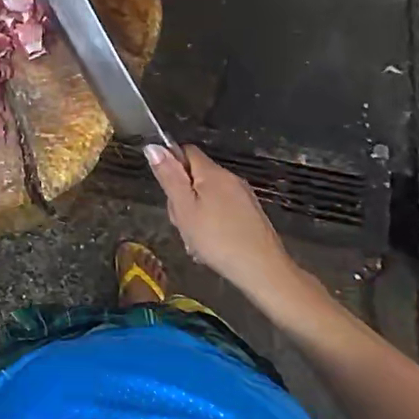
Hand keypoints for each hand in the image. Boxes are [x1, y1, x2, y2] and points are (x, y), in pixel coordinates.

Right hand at [146, 144, 302, 298]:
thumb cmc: (217, 239)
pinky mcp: (251, 215)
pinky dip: (211, 221)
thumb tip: (154, 146)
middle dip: (182, 194)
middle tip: (181, 219)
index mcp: (213, 173)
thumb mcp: (184, 207)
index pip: (185, 151)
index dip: (170, 165)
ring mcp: (244, 198)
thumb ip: (169, 176)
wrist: (264, 272)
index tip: (168, 190)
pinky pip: (221, 209)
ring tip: (194, 236)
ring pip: (207, 195)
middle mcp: (231, 179)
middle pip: (196, 175)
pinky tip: (210, 243)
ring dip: (195, 211)